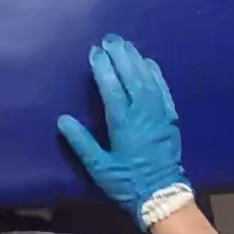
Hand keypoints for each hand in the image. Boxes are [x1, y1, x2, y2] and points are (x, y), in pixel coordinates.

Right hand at [57, 35, 192, 228]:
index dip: (103, 69)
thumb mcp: (99, 167)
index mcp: (124, 124)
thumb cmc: (126, 182)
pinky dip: (155, 73)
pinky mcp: (170, 118)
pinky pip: (163, 89)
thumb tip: (63, 120)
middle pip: (131, 77)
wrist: (162, 194)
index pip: (112, 89)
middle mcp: (143, 114)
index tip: (95, 52)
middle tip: (110, 39)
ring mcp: (159, 114)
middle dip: (120, 56)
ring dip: (136, 60)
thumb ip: (81, 142)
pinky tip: (148, 62)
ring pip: (148, 79)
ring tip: (125, 44)